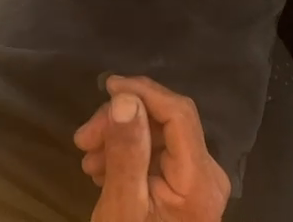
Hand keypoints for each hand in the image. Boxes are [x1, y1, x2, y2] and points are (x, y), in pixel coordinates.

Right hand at [75, 76, 230, 221]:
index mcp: (201, 180)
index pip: (179, 113)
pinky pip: (159, 154)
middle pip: (167, 122)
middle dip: (123, 121)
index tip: (106, 87)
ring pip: (159, 135)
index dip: (144, 91)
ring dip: (121, 137)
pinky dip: (130, 153)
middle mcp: (209, 174)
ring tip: (88, 158)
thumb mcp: (122, 207)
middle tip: (83, 138)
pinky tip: (104, 168)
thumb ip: (126, 152)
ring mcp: (199, 181)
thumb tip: (125, 97)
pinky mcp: (187, 188)